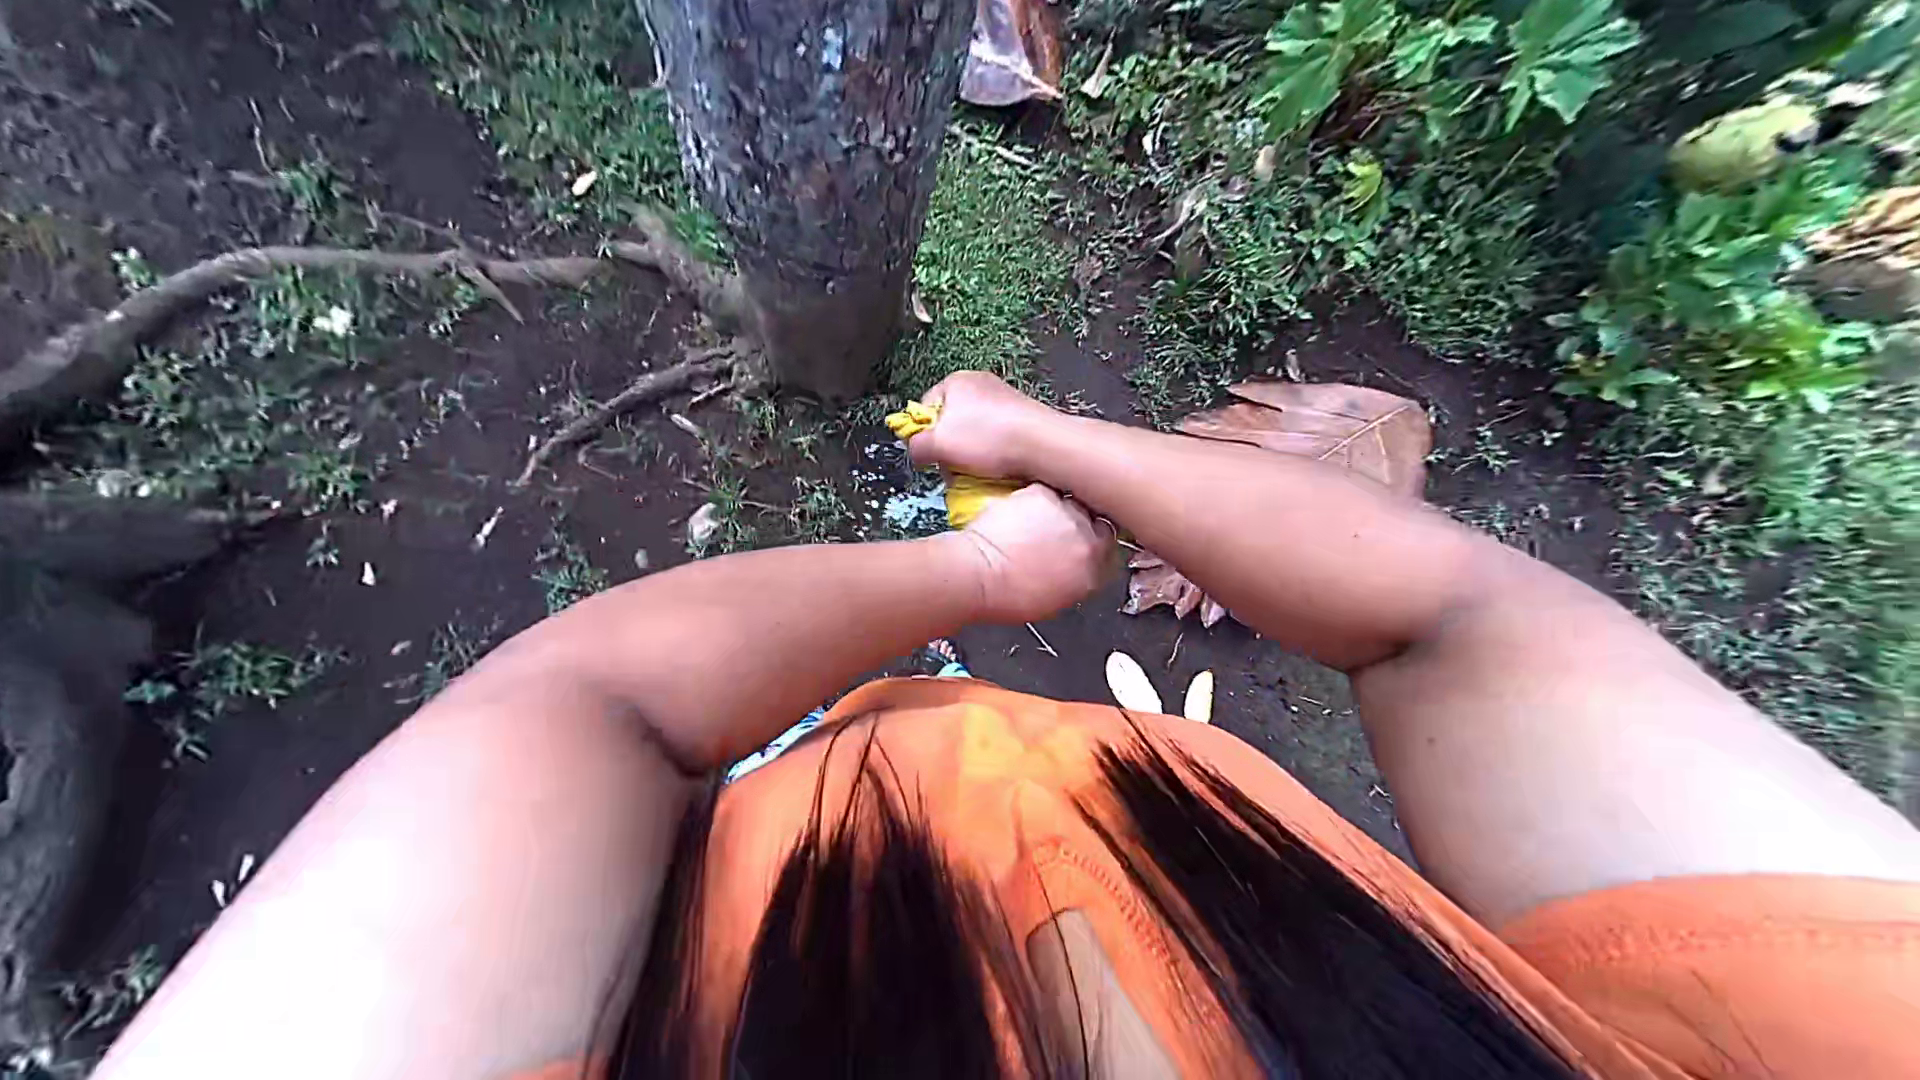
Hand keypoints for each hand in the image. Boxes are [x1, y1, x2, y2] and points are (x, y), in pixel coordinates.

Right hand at [907, 371, 1063, 480]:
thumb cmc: (986, 439)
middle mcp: (980, 382)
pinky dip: (996, 451)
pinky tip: (1000, 465)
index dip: (924, 435)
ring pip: (976, 431)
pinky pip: (999, 436)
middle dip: (951, 446)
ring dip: (973, 452)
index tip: (933, 456)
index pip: (925, 408)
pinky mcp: (1023, 414)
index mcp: (955, 381)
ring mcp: (1005, 397)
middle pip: (951, 420)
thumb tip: (916, 450)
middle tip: (956, 466)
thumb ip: (916, 446)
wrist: (1043, 445)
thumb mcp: (937, 445)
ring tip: (980, 469)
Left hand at [941, 483, 1113, 624]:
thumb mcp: (1054, 599)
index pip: (1107, 547)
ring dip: (1055, 509)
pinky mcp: (1044, 495)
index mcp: (1093, 572)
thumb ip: (1075, 576)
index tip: (1074, 540)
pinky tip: (1015, 513)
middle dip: (1074, 522)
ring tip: (1029, 521)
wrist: (981, 576)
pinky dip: (1030, 499)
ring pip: (1069, 502)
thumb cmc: (1006, 595)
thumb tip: (1072, 562)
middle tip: (1049, 529)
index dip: (1090, 540)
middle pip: (1092, 519)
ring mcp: (1069, 515)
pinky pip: (1044, 491)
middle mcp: (1089, 541)